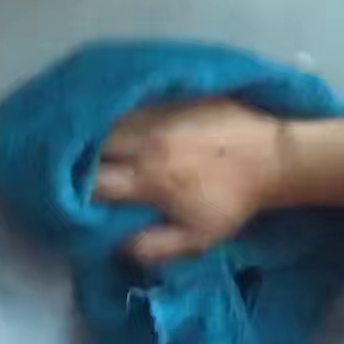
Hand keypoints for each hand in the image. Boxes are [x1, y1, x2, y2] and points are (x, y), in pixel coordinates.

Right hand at [94, 100, 292, 264]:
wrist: (271, 156)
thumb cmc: (233, 200)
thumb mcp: (198, 237)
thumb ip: (153, 246)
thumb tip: (113, 244)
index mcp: (150, 178)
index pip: (95, 183)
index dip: (78, 191)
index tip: (73, 196)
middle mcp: (148, 142)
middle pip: (95, 145)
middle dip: (81, 158)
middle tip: (78, 168)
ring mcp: (160, 114)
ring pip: (112, 120)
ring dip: (98, 134)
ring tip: (91, 144)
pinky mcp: (173, 97)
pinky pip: (134, 103)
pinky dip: (120, 114)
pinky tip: (118, 121)